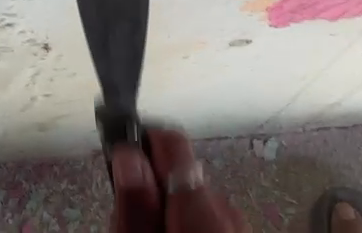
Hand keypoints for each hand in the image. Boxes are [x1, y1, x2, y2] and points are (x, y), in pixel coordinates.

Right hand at [110, 129, 249, 232]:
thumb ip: (135, 203)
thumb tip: (126, 152)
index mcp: (200, 203)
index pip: (171, 138)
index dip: (141, 137)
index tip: (120, 151)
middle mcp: (226, 205)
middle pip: (179, 167)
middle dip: (151, 181)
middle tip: (130, 211)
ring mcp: (238, 220)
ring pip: (192, 188)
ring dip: (169, 201)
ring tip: (152, 229)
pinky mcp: (241, 230)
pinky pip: (208, 209)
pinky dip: (188, 217)